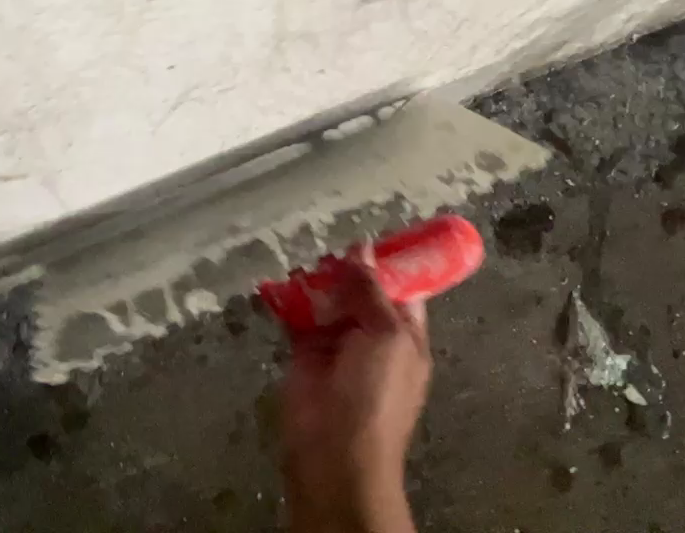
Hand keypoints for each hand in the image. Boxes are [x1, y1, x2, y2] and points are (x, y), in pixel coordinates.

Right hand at [280, 248, 429, 532]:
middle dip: (346, 265)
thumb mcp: (387, 336)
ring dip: (316, 277)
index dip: (389, 261)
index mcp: (404, 333)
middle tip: (328, 240)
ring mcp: (337, 341)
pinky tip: (279, 278)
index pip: (402, 288)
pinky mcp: (304, 349)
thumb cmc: (375, 394)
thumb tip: (362, 247)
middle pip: (360, 288)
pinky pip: (296, 314)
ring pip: (327, 296)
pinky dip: (287, 296)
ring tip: (304, 254)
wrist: (334, 453)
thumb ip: (372, 290)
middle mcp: (372, 333)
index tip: (372, 231)